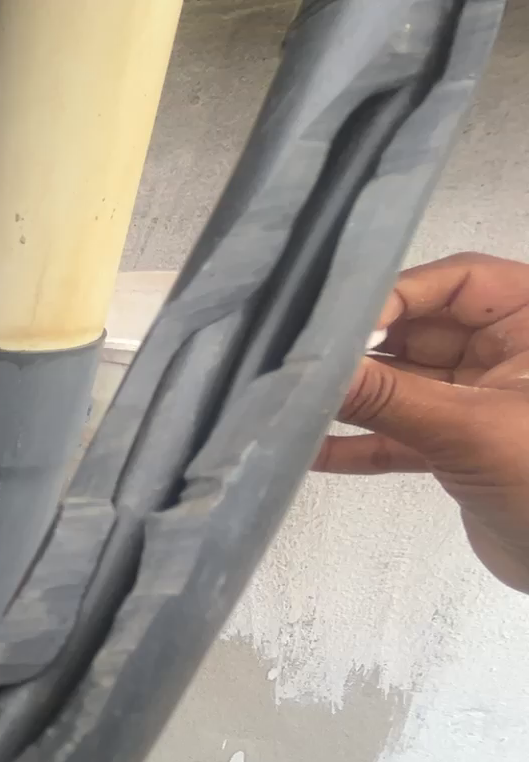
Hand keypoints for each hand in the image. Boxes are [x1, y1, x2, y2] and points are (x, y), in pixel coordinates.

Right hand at [313, 252, 528, 591]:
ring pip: (396, 385)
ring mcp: (479, 403)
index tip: (334, 334)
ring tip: (285, 406)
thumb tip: (304, 371)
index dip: (395, 297)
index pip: (458, 282)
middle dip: (356, 351)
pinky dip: (348, 444)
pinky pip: (389, 435)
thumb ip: (385, 397)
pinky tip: (301, 451)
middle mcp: (512, 356)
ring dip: (343, 400)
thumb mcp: (472, 430)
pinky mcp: (455, 448)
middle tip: (292, 368)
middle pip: (416, 332)